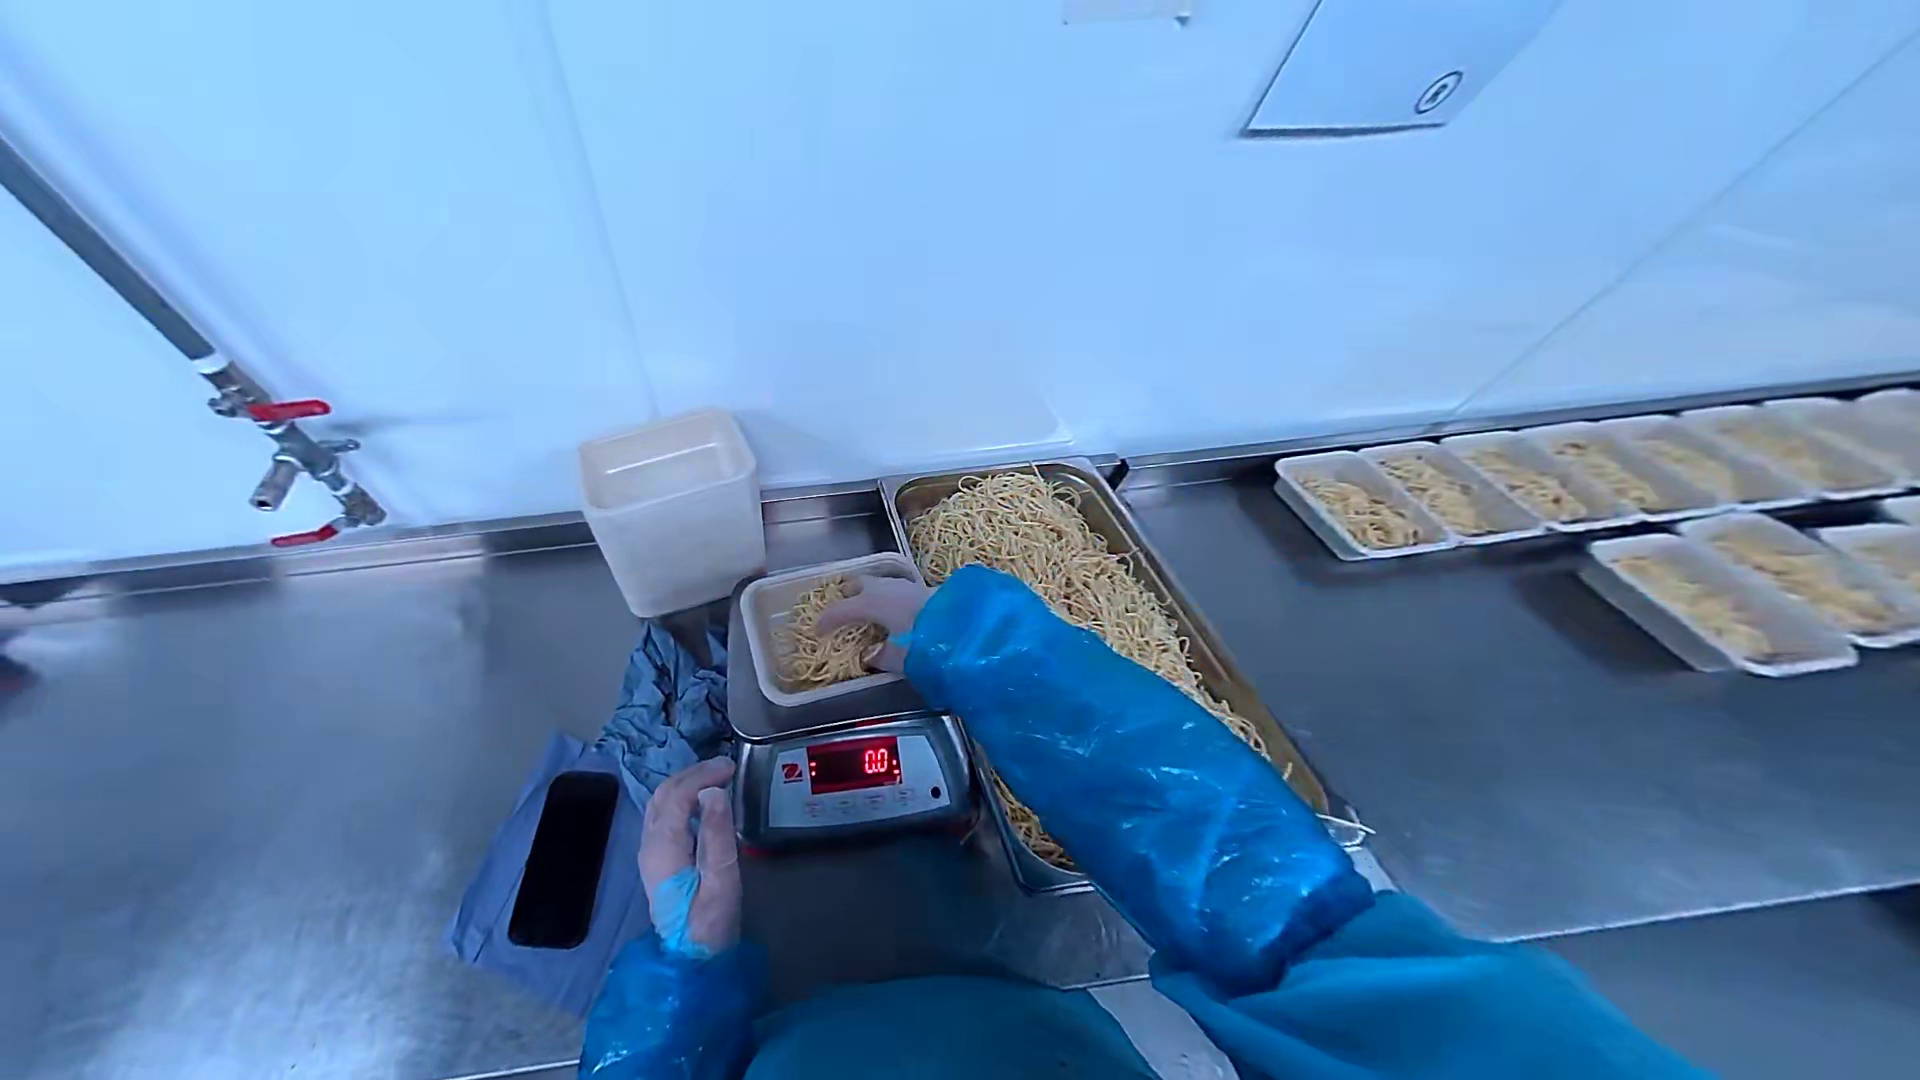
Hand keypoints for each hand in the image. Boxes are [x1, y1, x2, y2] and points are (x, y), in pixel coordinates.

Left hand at [639, 757, 740, 957]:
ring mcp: (649, 853)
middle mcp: (649, 846)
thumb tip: (715, 792)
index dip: (703, 776)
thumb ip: (718, 835)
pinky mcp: (656, 859)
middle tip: (727, 766)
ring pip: (660, 802)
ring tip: (717, 776)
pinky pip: (663, 814)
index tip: (732, 768)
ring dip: (687, 782)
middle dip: (695, 773)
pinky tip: (702, 799)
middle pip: (663, 794)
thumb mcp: (722, 881)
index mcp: (663, 849)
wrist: (688, 962)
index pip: (677, 796)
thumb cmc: (710, 924)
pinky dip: (682, 796)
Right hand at [816, 574, 933, 672]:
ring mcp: (907, 584)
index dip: (827, 620)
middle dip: (848, 595)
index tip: (817, 630)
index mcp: (872, 602)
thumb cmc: (926, 641)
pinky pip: (897, 589)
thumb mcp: (900, 657)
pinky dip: (889, 598)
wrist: (967, 625)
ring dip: (871, 594)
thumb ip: (881, 656)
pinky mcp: (925, 588)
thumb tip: (870, 655)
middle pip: (859, 585)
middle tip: (842, 608)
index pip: (841, 609)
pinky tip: (895, 611)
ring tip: (868, 610)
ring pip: (880, 584)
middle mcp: (887, 588)